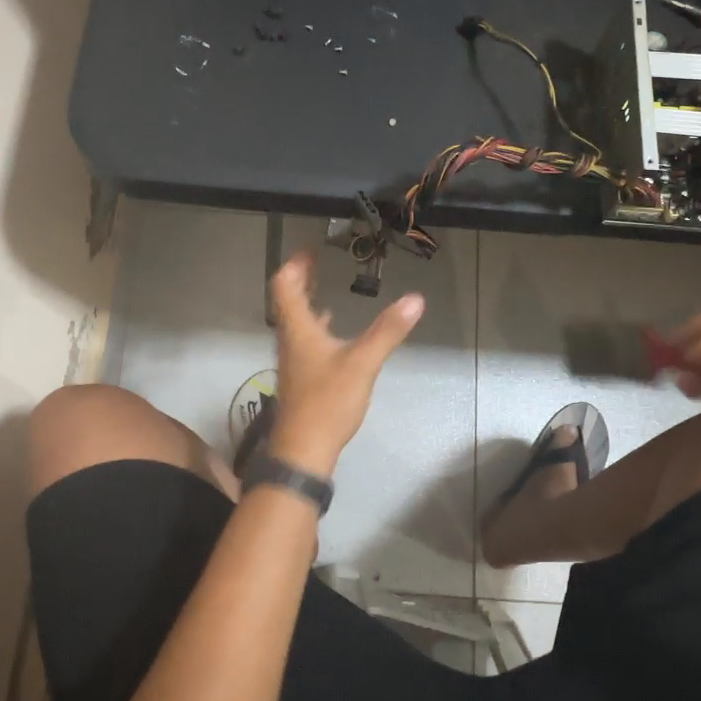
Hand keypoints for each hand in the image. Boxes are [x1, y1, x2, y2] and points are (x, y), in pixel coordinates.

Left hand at [266, 252, 424, 476]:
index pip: (285, 285)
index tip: (310, 250)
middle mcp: (290, 340)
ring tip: (324, 290)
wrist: (303, 450)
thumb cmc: (327, 402)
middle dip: (302, 279)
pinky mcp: (300, 378)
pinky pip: (304, 341)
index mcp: (298, 330)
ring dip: (307, 302)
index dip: (295, 265)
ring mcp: (292, 361)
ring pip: (295, 322)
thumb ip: (388, 331)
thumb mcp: (362, 363)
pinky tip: (332, 333)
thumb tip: (415, 299)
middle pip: (287, 301)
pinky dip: (316, 327)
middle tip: (316, 263)